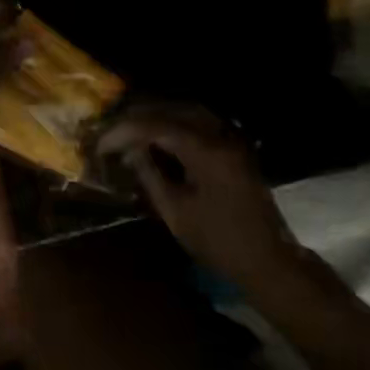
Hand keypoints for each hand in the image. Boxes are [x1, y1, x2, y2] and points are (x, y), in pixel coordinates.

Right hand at [97, 104, 297, 284]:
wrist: (267, 259)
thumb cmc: (217, 241)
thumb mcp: (175, 211)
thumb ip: (150, 175)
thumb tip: (130, 152)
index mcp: (206, 153)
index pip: (157, 127)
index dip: (125, 131)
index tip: (101, 143)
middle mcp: (222, 138)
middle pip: (175, 109)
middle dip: (139, 115)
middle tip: (112, 127)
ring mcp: (232, 142)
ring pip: (190, 112)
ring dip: (158, 116)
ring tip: (130, 127)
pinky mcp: (235, 151)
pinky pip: (202, 124)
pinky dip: (176, 124)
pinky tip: (158, 136)